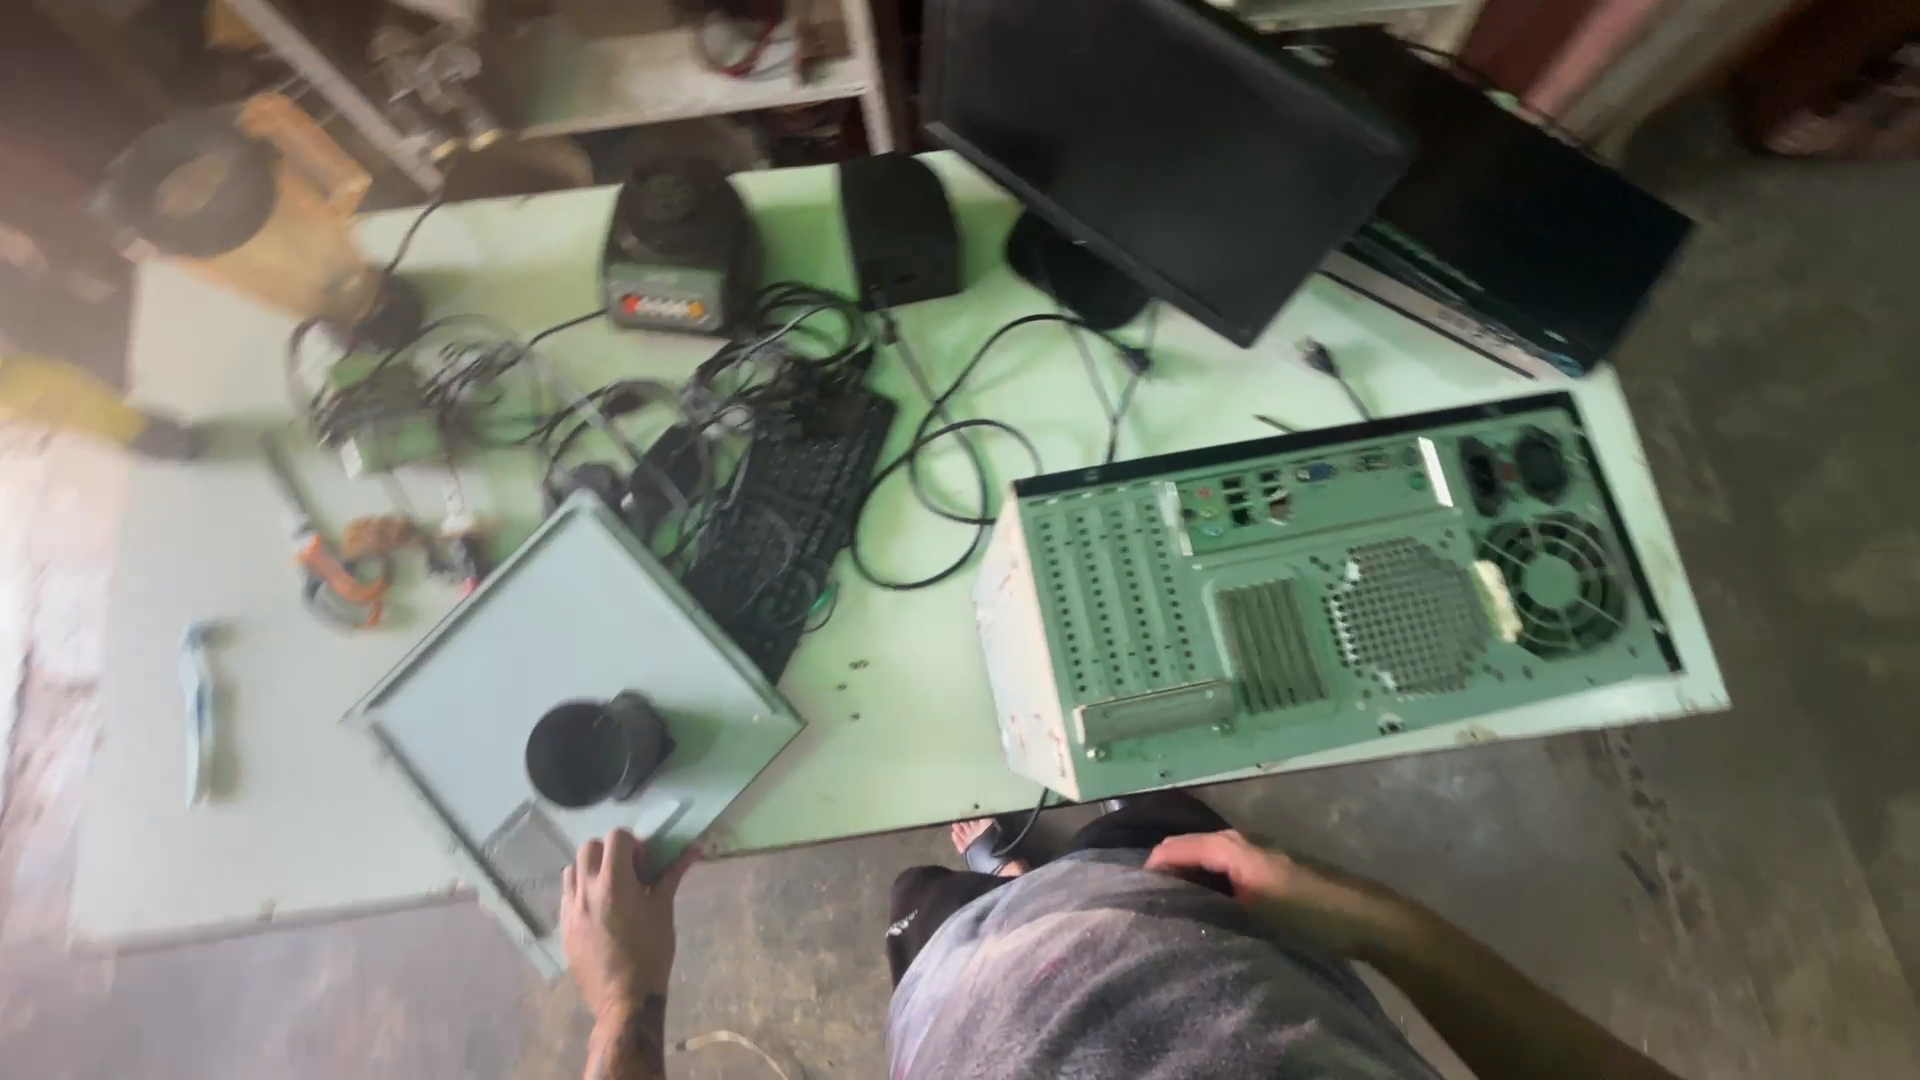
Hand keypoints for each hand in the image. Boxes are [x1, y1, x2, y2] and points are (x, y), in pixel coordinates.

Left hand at [561, 829, 695, 1021]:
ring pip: (572, 869)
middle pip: (589, 847)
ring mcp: (570, 911)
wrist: (624, 999)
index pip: (616, 837)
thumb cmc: (651, 950)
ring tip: (611, 889)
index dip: (633, 843)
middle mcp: (586, 891)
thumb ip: (674, 873)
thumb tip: (695, 849)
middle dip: (610, 852)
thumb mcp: (664, 908)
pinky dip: (582, 891)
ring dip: (592, 869)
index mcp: (614, 883)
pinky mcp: (563, 929)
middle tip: (629, 872)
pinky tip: (601, 911)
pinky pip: (567, 896)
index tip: (644, 864)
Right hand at [1145, 829, 1391, 954]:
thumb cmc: (1304, 911)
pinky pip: (1220, 865)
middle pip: (1185, 848)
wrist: (1363, 916)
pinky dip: (1205, 879)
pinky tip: (1207, 906)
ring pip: (1203, 857)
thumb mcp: (1249, 908)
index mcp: (1227, 845)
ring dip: (1185, 876)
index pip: (1172, 848)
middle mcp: (1236, 839)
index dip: (1150, 870)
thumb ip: (1206, 897)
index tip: (1132, 899)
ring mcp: (1253, 850)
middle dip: (1164, 870)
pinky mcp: (1266, 866)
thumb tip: (1169, 901)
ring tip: (1172, 908)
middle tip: (1148, 905)